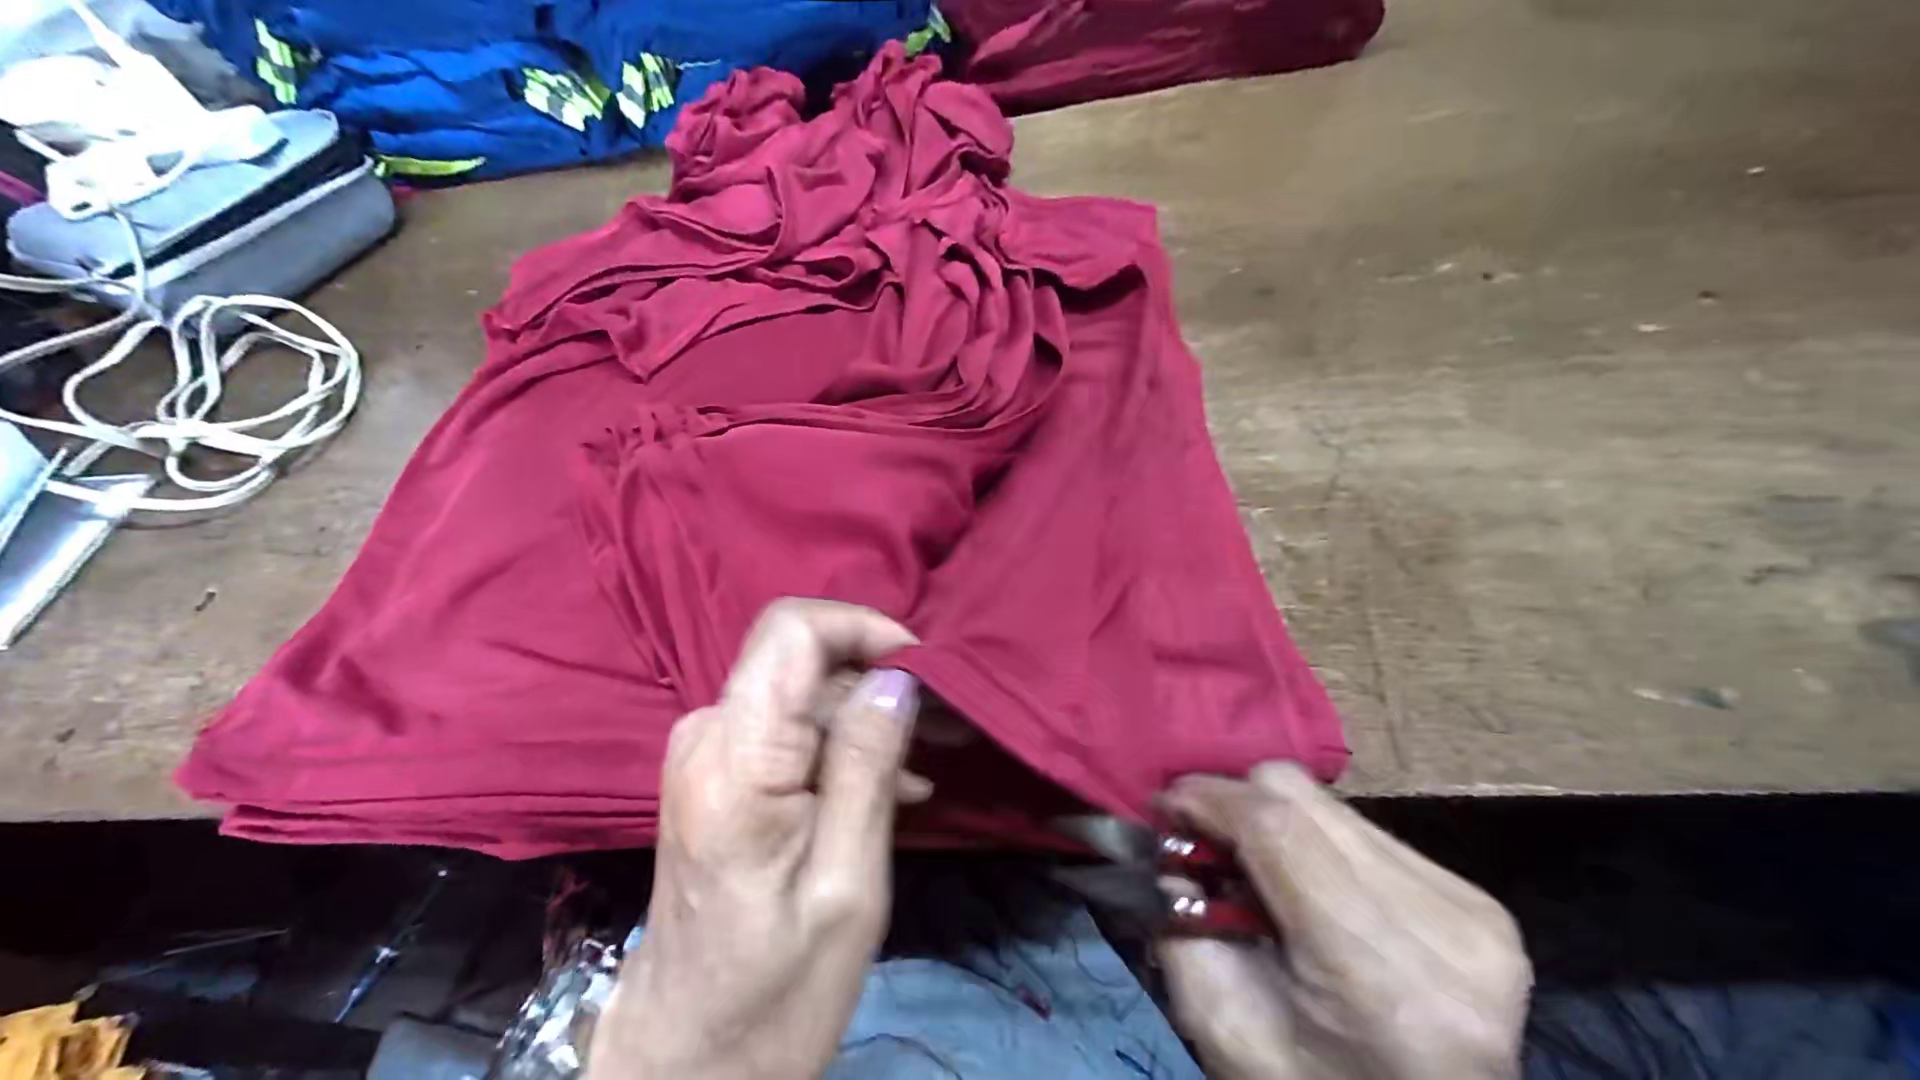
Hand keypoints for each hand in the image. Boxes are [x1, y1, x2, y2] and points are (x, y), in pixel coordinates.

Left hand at [587, 599, 920, 1079]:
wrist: (689, 1058)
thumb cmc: (776, 989)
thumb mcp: (848, 882)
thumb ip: (868, 766)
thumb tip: (897, 678)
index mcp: (735, 760)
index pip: (792, 630)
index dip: (861, 627)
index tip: (919, 668)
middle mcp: (707, 734)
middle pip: (801, 658)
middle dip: (875, 677)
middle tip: (939, 725)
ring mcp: (704, 750)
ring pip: (800, 690)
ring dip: (864, 715)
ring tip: (919, 766)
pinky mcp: (714, 769)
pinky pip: (786, 724)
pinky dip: (838, 741)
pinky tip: (881, 787)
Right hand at [1156, 763, 1531, 1079]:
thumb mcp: (1221, 1027)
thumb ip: (1182, 926)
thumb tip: (1171, 846)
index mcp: (1383, 980)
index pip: (1278, 831)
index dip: (1209, 799)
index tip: (1164, 807)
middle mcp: (1442, 928)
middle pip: (1303, 799)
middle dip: (1232, 802)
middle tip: (1199, 839)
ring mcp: (1472, 909)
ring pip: (1329, 803)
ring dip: (1271, 819)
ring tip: (1253, 869)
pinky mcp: (1479, 900)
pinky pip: (1362, 828)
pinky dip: (1313, 840)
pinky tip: (1307, 886)